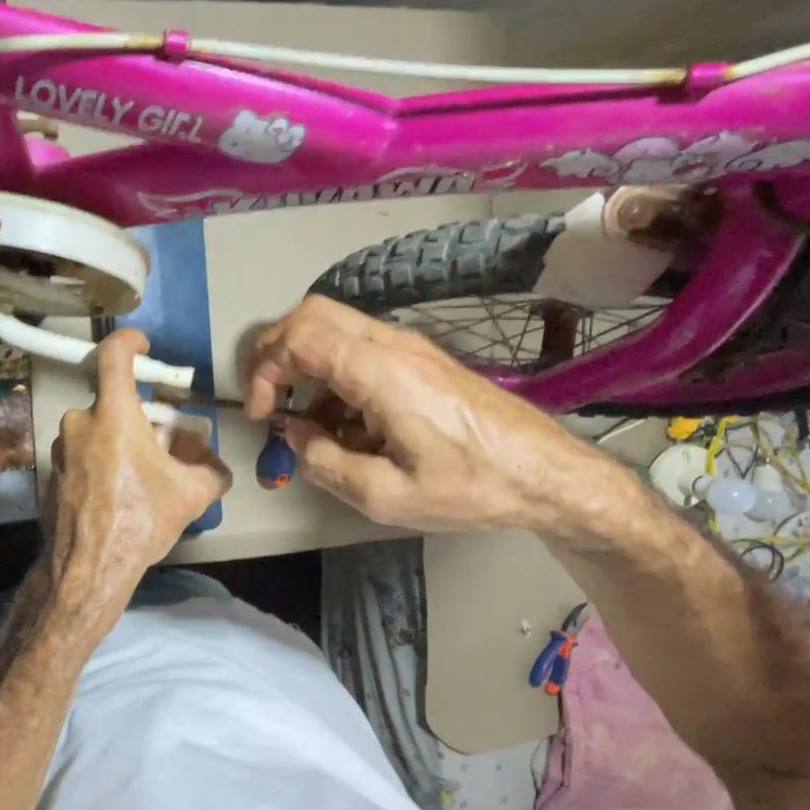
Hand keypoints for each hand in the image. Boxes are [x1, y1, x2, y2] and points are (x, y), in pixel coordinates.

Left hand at [49, 329, 232, 584]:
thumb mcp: (192, 494)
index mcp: (112, 414)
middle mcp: (79, 422)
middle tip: (163, 441)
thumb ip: (210, 470)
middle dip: (139, 416)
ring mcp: (60, 448)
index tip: (143, 345)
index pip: (114, 355)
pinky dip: (102, 462)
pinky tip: (118, 494)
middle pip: (112, 403)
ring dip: (120, 442)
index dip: (130, 341)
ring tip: (143, 475)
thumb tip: (216, 467)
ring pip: (96, 431)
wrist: (90, 567)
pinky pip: (82, 455)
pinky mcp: (52, 473)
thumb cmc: (141, 520)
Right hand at [244, 295, 623, 533]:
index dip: (264, 370)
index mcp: (381, 372)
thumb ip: (324, 463)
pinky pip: (359, 346)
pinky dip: (332, 372)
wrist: (549, 474)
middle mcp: (393, 344)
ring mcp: (411, 347)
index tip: (261, 415)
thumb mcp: (385, 495)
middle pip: (311, 313)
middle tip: (265, 396)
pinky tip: (342, 423)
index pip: (300, 338)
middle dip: (274, 350)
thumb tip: (293, 434)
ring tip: (304, 420)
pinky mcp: (422, 359)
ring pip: (334, 325)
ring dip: (303, 363)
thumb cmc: (471, 487)